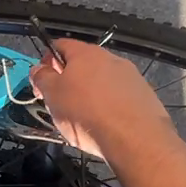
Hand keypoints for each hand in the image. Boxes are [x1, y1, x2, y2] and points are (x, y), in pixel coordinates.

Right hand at [29, 39, 173, 156]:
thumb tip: (39, 69)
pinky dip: (111, 106)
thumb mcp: (52, 96)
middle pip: (83, 64)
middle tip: (61, 102)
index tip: (42, 82)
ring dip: (91, 93)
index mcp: (85, 53)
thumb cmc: (87, 114)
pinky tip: (107, 124)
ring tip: (85, 118)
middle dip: (69, 80)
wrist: (136, 141)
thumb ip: (42, 78)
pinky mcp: (146, 97)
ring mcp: (131, 77)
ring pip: (103, 81)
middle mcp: (111, 59)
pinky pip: (120, 96)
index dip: (46, 61)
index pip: (60, 45)